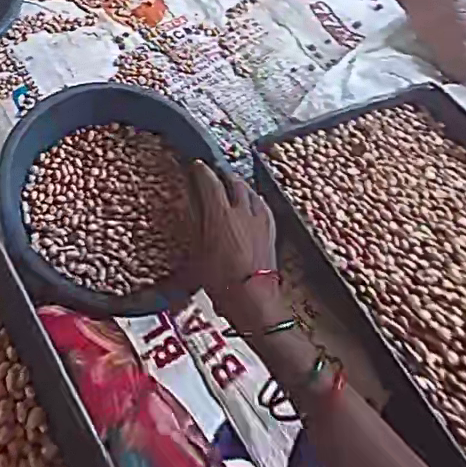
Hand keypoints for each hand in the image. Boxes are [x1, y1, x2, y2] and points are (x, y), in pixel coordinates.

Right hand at [188, 161, 284, 331]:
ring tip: (234, 184)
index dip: (202, 171)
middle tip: (215, 171)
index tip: (197, 165)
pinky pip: (263, 207)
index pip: (210, 183)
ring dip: (241, 185)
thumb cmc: (220, 281)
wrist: (254, 301)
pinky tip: (254, 204)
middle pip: (234, 183)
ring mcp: (260, 222)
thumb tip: (193, 209)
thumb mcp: (197, 252)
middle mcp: (242, 212)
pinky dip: (255, 201)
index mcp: (220, 214)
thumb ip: (197, 226)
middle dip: (223, 174)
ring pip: (252, 193)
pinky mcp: (271, 233)